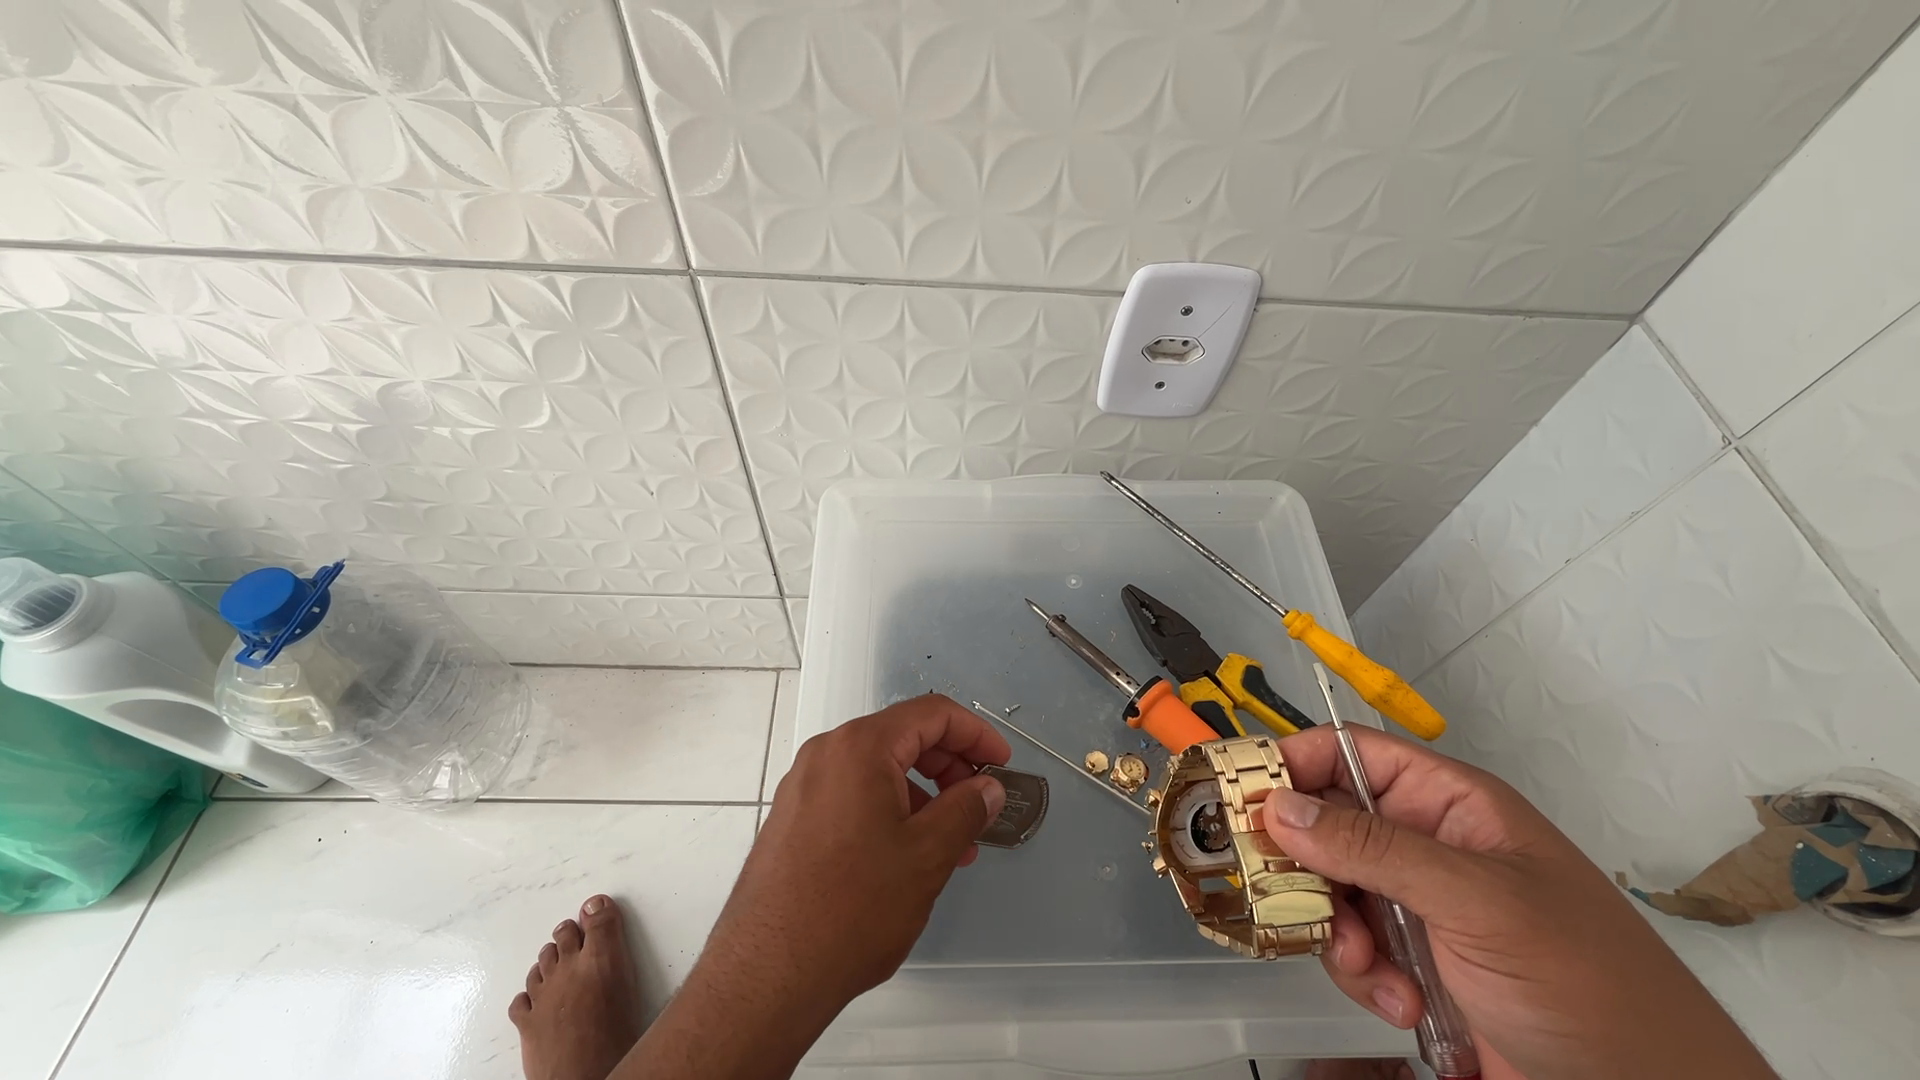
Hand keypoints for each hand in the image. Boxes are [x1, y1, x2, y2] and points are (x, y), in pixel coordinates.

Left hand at [621, 694, 1008, 1079]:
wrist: (768, 973)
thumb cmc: (855, 905)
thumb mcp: (928, 855)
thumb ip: (966, 809)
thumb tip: (986, 787)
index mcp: (860, 746)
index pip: (931, 715)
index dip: (976, 734)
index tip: (1002, 765)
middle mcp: (826, 754)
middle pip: (902, 737)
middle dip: (950, 766)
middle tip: (980, 806)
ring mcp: (803, 786)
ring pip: (878, 770)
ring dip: (923, 795)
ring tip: (951, 844)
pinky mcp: (792, 819)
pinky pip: (852, 795)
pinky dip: (889, 810)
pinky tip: (908, 856)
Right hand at [1262, 726, 1775, 1079]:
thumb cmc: (1587, 982)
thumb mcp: (1477, 902)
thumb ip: (1375, 848)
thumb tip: (1280, 805)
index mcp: (1447, 803)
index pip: (1349, 753)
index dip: (1294, 764)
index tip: (1243, 795)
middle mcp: (1424, 843)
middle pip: (1325, 824)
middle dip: (1306, 867)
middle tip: (1291, 897)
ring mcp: (1415, 902)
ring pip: (1327, 889)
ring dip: (1335, 932)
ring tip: (1372, 972)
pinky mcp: (1410, 957)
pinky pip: (1349, 945)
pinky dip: (1360, 974)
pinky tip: (1401, 1004)